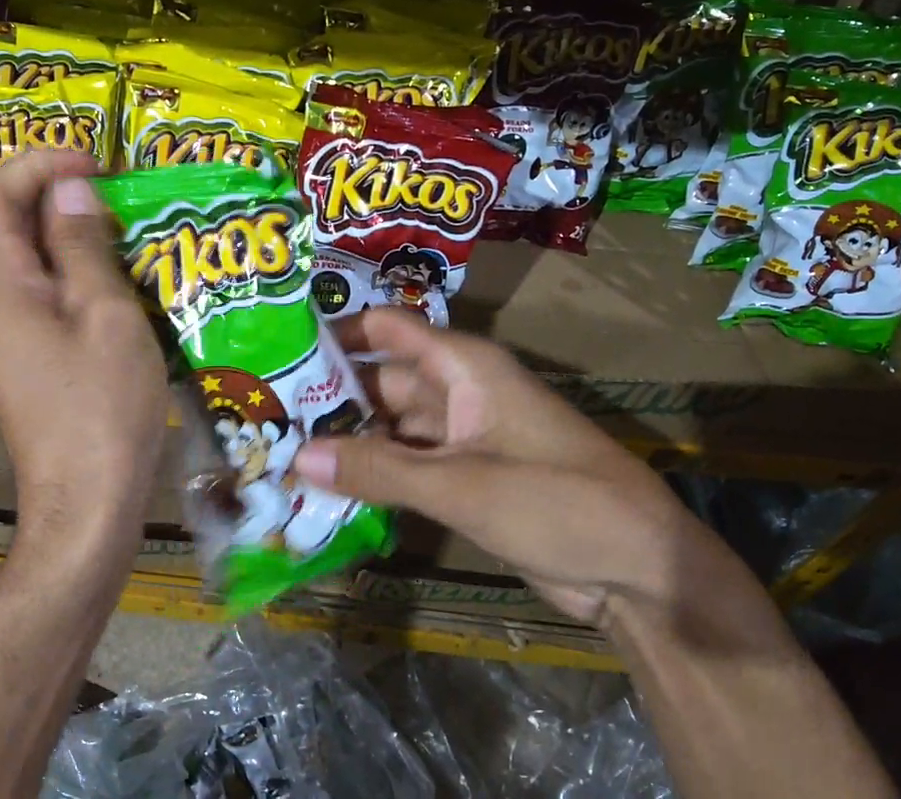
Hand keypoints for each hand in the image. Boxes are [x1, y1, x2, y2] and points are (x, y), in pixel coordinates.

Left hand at [0, 150, 170, 547]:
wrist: (85, 499)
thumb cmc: (101, 405)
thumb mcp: (105, 313)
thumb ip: (83, 245)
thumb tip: (69, 187)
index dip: (40, 161)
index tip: (98, 166)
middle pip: (5, 217)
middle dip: (59, 192)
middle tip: (122, 195)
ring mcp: (3, 327)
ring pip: (27, 253)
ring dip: (72, 232)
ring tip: (129, 232)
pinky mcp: (25, 350)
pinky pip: (40, 288)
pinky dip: (74, 269)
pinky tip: (120, 282)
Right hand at [293, 308, 711, 623]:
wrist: (638, 570)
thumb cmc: (556, 500)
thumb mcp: (461, 484)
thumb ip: (378, 470)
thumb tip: (295, 457)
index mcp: (464, 367)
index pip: (386, 330)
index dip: (335, 332)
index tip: (276, 349)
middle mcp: (459, 391)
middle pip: (381, 380)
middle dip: (329, 396)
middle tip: (263, 414)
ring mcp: (463, 437)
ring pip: (391, 426)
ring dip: (348, 440)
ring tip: (279, 451)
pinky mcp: (467, 478)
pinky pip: (408, 464)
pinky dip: (374, 473)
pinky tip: (326, 488)